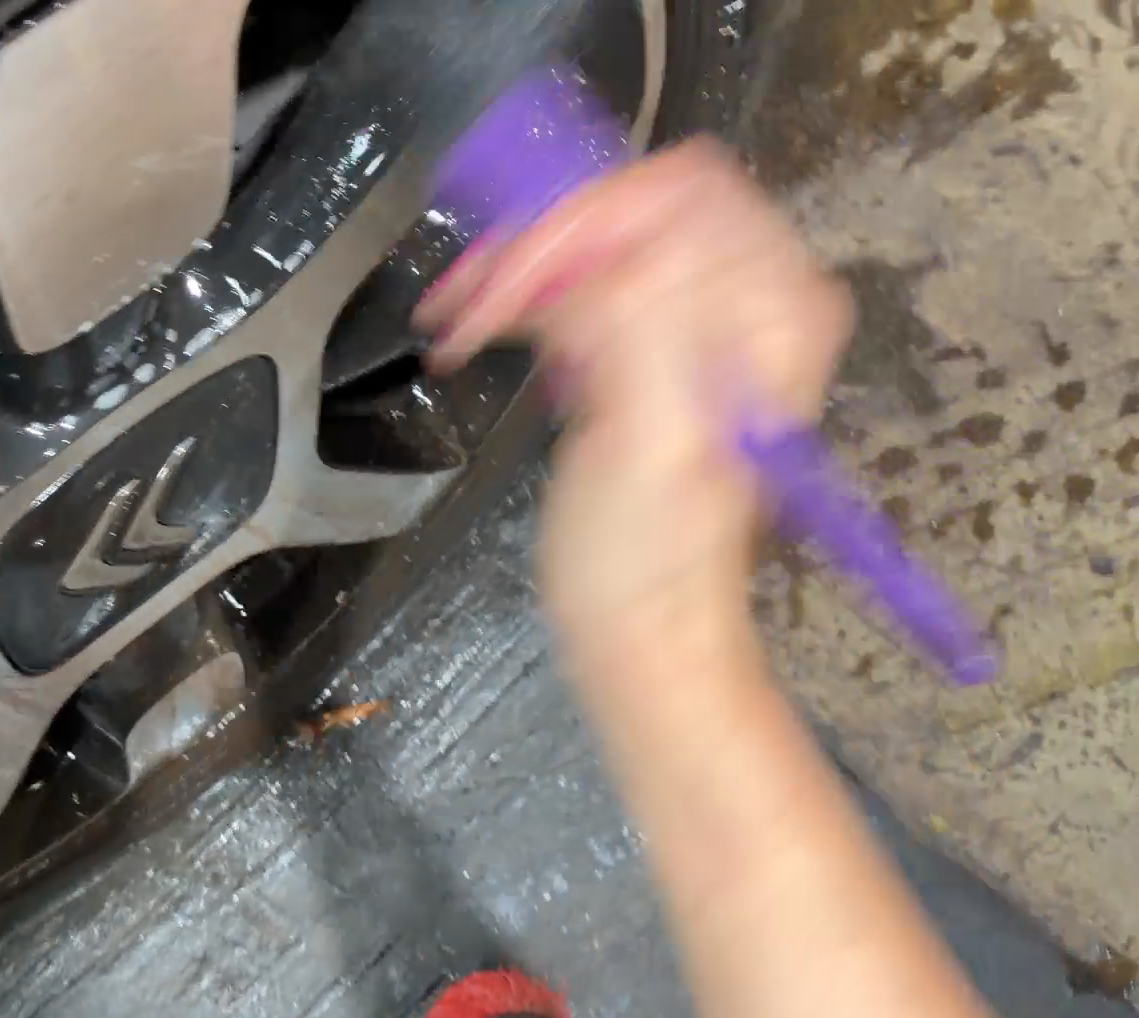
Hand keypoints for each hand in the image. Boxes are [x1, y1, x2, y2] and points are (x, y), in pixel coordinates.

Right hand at [412, 138, 851, 696]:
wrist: (637, 617)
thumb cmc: (648, 557)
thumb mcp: (651, 441)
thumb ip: (638, 329)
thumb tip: (591, 259)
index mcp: (763, 312)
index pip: (674, 198)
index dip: (581, 221)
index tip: (506, 277)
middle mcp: (734, 304)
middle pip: (626, 210)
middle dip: (537, 242)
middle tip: (467, 295)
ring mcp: (681, 327)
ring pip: (589, 242)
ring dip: (514, 268)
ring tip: (455, 315)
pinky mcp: (632, 354)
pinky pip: (571, 288)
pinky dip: (517, 299)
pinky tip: (485, 333)